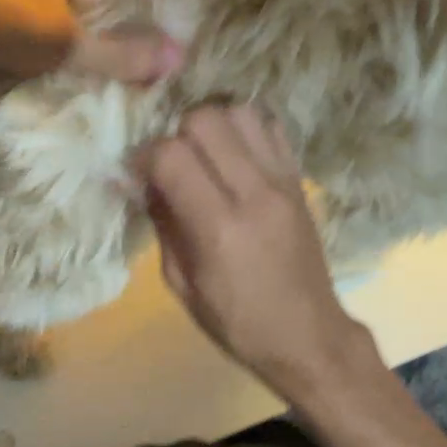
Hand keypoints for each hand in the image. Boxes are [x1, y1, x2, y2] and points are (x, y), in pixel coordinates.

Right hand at [140, 105, 383, 401]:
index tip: (138, 175)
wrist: (307, 335)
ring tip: (202, 155)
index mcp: (218, 227)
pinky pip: (270, 127)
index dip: (144, 157)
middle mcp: (253, 193)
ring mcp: (282, 181)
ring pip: (240, 112)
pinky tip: (232, 157)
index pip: (171, 155)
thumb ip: (162, 225)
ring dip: (212, 126)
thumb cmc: (236, 322)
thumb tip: (140, 183)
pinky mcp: (299, 179)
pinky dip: (243, 130)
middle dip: (176, 134)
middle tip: (172, 164)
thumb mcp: (182, 284)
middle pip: (205, 119)